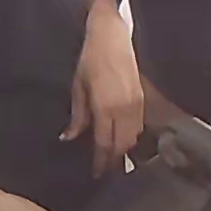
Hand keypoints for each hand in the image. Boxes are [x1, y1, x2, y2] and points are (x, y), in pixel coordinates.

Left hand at [63, 1, 143, 176]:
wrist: (112, 37)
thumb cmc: (91, 59)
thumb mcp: (78, 87)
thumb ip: (78, 115)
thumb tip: (69, 137)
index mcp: (105, 108)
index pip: (103, 143)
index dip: (100, 161)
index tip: (96, 174)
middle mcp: (123, 110)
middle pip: (121, 145)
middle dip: (113, 160)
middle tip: (105, 170)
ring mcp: (135, 106)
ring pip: (132, 138)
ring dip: (123, 149)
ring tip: (113, 157)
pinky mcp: (142, 100)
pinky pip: (138, 126)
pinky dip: (130, 137)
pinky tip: (122, 139)